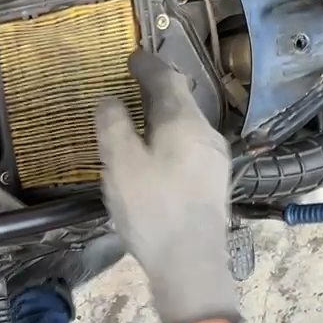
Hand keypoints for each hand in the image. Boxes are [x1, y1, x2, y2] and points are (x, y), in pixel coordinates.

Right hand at [95, 50, 237, 322]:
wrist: (191, 265)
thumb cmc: (154, 211)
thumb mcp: (121, 165)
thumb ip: (113, 127)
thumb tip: (109, 100)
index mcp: (185, 123)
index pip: (167, 80)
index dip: (146, 66)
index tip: (131, 58)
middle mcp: (206, 136)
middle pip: (181, 104)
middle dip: (156, 93)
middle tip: (133, 88)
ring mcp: (214, 163)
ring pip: (187, 129)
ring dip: (163, 121)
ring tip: (141, 123)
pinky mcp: (213, 187)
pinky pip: (189, 151)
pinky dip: (170, 143)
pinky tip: (157, 160)